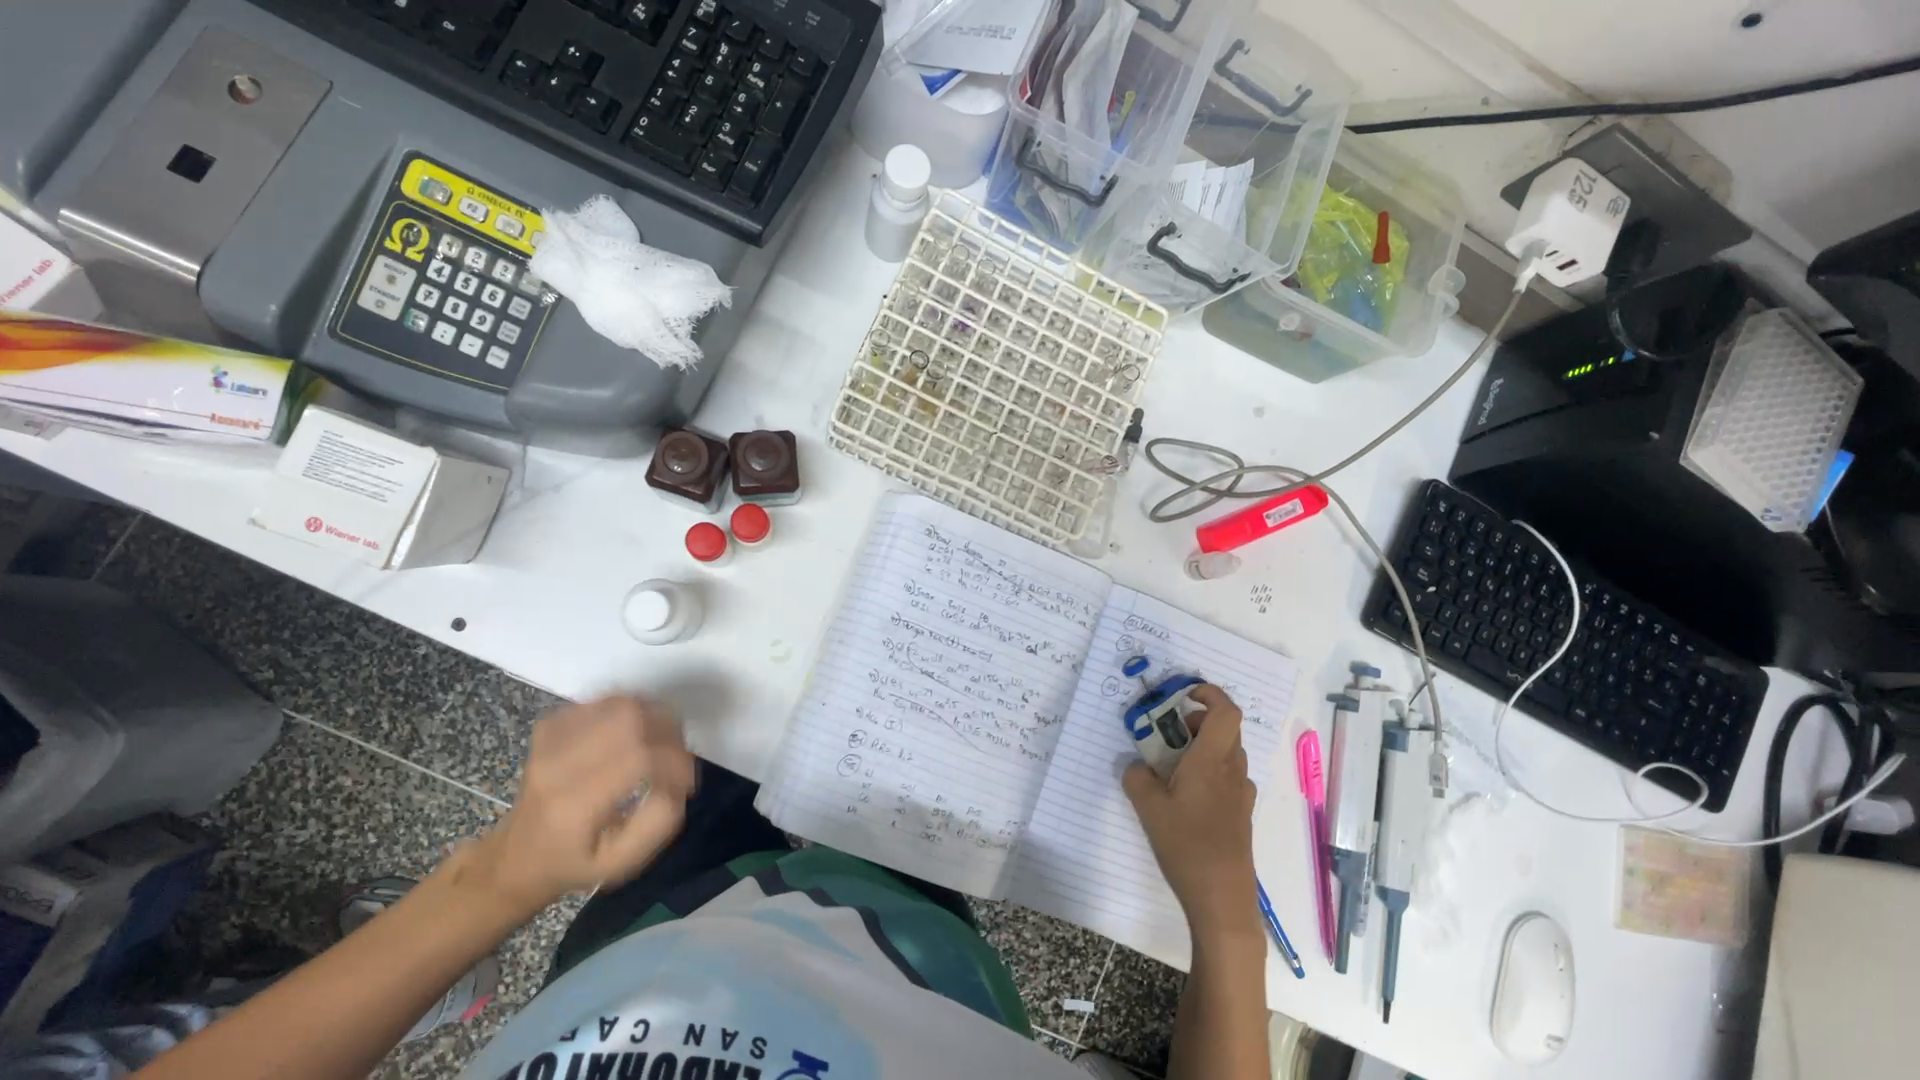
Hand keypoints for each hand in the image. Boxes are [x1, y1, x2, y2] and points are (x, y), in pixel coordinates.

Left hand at [458, 696, 696, 915]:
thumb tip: (679, 781)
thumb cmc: (575, 864)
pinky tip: (634, 733)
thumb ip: (658, 822)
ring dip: (652, 714)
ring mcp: (550, 740)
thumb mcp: (622, 863)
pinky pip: (601, 701)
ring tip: (662, 740)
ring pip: (617, 702)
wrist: (518, 856)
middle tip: (678, 753)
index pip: (638, 757)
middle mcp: (558, 763)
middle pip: (628, 717)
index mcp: (575, 804)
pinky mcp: (550, 727)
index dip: (675, 760)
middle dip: (668, 729)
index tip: (687, 781)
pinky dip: (629, 710)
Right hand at [1123, 684, 1261, 940]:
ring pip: (1226, 754)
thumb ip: (1138, 777)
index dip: (1208, 694)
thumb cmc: (1186, 845)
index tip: (1183, 696)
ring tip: (1169, 767)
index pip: (1225, 710)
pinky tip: (1184, 797)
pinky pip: (1226, 777)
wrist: (1222, 896)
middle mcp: (1233, 771)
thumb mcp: (1148, 808)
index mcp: (1213, 760)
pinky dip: (1207, 772)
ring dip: (1201, 749)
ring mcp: (1241, 794)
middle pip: (1224, 730)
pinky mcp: (1240, 814)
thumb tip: (1138, 766)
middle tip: (1166, 735)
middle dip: (1196, 722)